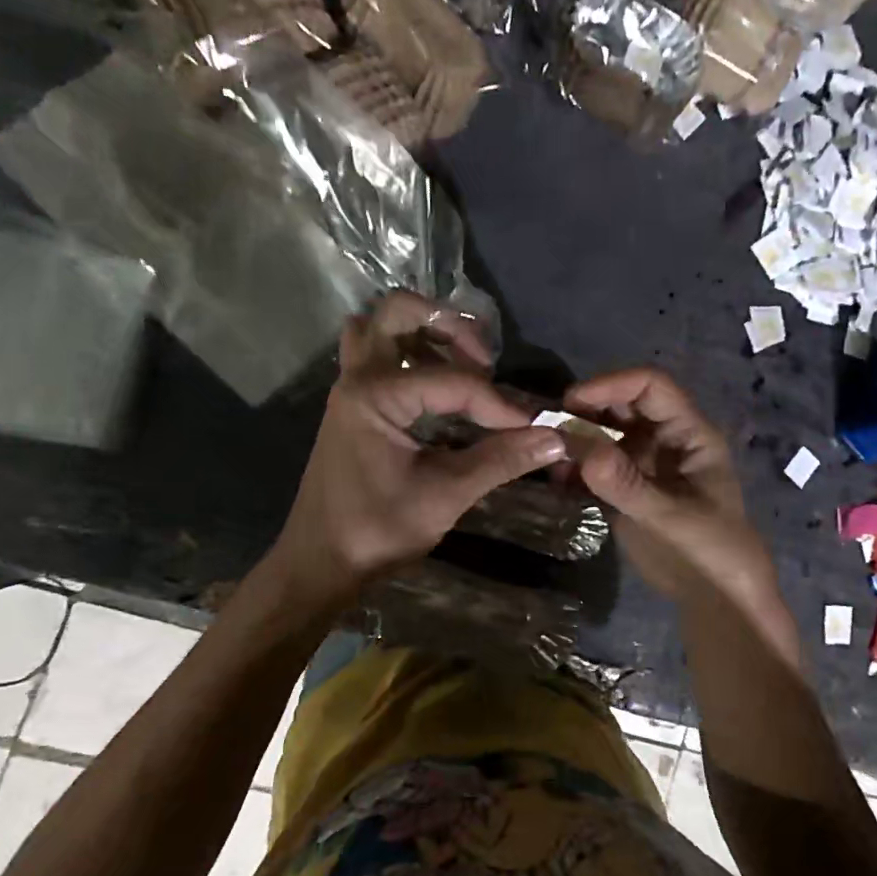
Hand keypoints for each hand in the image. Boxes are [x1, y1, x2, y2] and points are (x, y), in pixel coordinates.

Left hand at [270, 292, 566, 594]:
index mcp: (375, 395)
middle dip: (448, 325)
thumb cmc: (377, 530)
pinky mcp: (354, 407)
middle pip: (398, 313)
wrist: (321, 562)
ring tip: (465, 367)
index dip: (498, 402)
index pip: (452, 380)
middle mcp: (357, 378)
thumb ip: (501, 461)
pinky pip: (378, 358)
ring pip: (381, 330)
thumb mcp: (445, 495)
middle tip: (484, 359)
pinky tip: (441, 391)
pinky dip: (410, 357)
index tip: (530, 428)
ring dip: (424, 334)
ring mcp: (350, 390)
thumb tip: (554, 439)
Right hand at [563, 368, 775, 605]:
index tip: (571, 401)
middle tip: (548, 428)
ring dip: (577, 439)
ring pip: (606, 434)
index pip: (651, 387)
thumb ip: (629, 485)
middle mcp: (664, 440)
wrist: (716, 595)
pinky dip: (576, 468)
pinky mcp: (627, 489)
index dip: (612, 385)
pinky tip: (557, 479)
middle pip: (622, 406)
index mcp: (689, 433)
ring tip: (548, 455)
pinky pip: (597, 467)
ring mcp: (644, 464)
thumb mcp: (672, 518)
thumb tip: (584, 451)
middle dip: (587, 410)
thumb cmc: (711, 551)